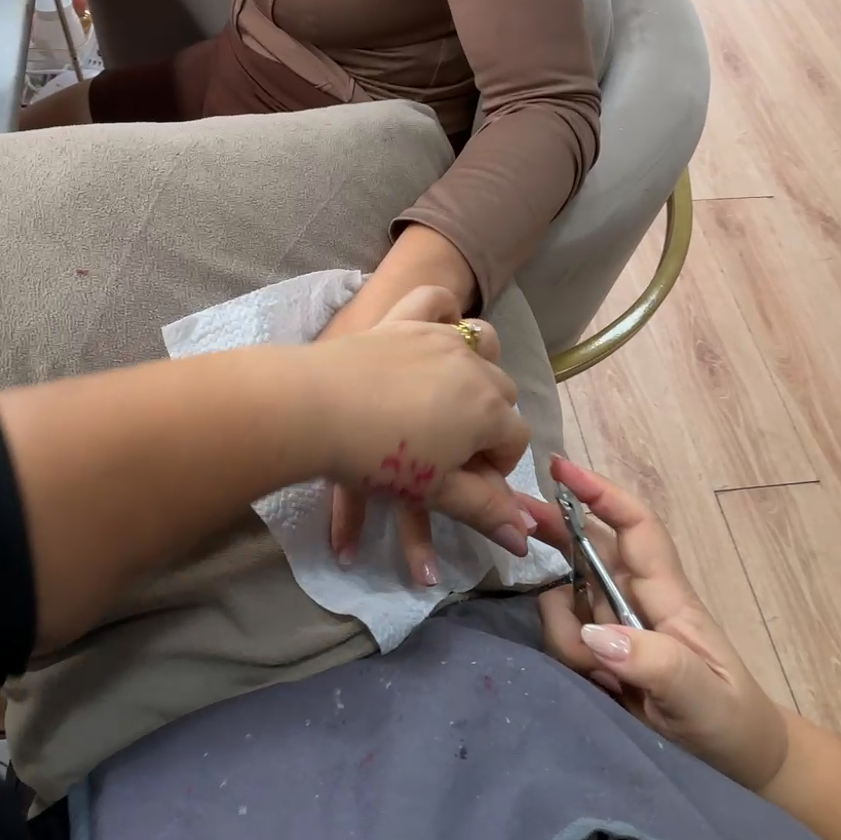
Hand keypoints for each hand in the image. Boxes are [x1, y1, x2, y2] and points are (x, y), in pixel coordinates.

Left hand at [322, 228, 484, 585]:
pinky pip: (435, 301)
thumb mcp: (432, 492)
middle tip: (456, 448)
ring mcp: (439, 336)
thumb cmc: (377, 458)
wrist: (314, 408)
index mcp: (489, 412)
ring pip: (483, 342)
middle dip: (491, 421)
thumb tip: (525, 538)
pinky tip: (435, 327)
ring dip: (479, 365)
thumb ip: (483, 511)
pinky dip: (441, 310)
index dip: (499, 466)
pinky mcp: (405, 318)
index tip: (472, 481)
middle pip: (504, 393)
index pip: (517, 440)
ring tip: (454, 391)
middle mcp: (475, 367)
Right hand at [535, 457, 788, 790]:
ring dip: (564, 633)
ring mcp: (612, 629)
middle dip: (554, 531)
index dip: (602, 494)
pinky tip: (594, 686)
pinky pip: (560, 638)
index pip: (636, 529)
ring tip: (601, 681)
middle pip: (586, 549)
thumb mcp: (702, 699)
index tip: (562, 470)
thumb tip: (596, 634)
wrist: (734, 768)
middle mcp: (633, 602)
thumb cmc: (730, 724)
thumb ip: (656, 664)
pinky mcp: (595, 656)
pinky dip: (564, 657)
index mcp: (667, 597)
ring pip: (562, 604)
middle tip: (516, 524)